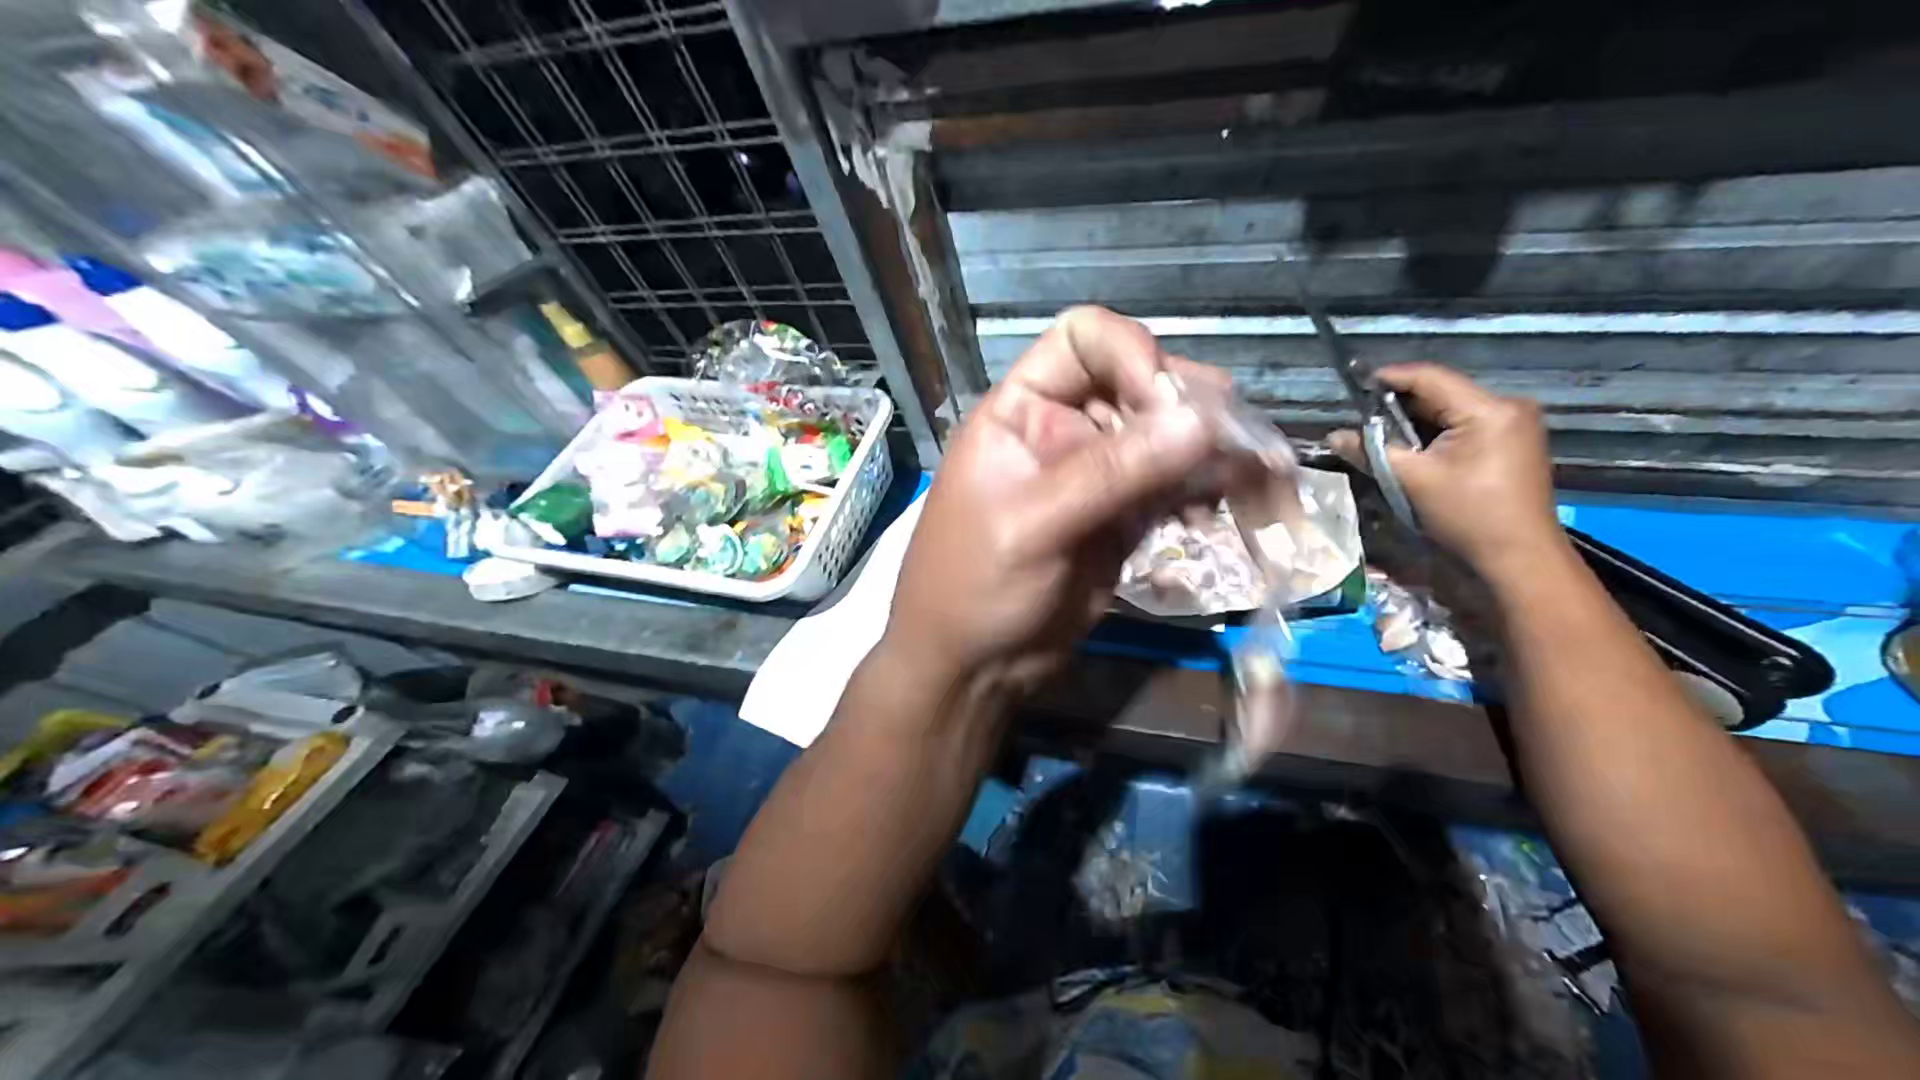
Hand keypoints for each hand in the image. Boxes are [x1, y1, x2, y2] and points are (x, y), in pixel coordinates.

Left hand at [886, 307, 1216, 697]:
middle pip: (1140, 384)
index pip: (1083, 340)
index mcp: (1021, 411)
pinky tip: (1238, 502)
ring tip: (1262, 475)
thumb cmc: (974, 588)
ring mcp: (1097, 474)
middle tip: (1238, 444)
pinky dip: (1208, 490)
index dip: (1133, 355)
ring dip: (1215, 451)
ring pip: (1167, 437)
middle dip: (1191, 407)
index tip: (1169, 403)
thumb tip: (1199, 419)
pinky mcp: (1123, 516)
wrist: (973, 667)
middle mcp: (1063, 429)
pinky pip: (1174, 486)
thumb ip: (1111, 473)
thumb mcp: (1033, 526)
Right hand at [1330, 363, 1561, 578]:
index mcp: (1488, 409)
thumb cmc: (1467, 515)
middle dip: (1399, 405)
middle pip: (1441, 392)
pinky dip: (1435, 433)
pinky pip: (1465, 425)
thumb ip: (1370, 451)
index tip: (1355, 385)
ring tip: (1382, 436)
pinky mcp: (1513, 442)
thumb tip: (1334, 436)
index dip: (1389, 378)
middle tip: (1362, 418)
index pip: (1430, 378)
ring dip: (1415, 421)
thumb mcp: (1411, 481)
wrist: (1519, 557)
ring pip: (1451, 410)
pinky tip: (1414, 449)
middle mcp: (1508, 407)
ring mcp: (1516, 424)